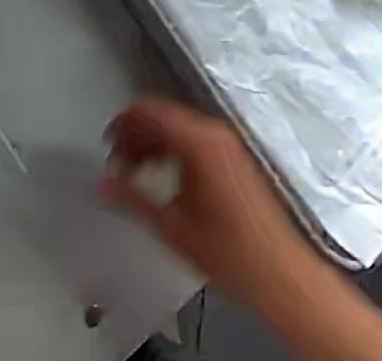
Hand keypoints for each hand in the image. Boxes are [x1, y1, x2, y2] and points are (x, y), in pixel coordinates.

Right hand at [97, 98, 323, 310]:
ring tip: (133, 171)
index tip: (108, 141)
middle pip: (164, 116)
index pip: (150, 110)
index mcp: (198, 141)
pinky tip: (161, 175)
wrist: (278, 270)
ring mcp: (227, 143)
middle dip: (136, 135)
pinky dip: (172, 148)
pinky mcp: (233, 156)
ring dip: (152, 142)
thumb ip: (131, 197)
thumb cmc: (232, 251)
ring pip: (178, 126)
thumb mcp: (170, 226)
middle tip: (116, 160)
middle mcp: (215, 133)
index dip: (123, 122)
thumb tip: (104, 184)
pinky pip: (194, 138)